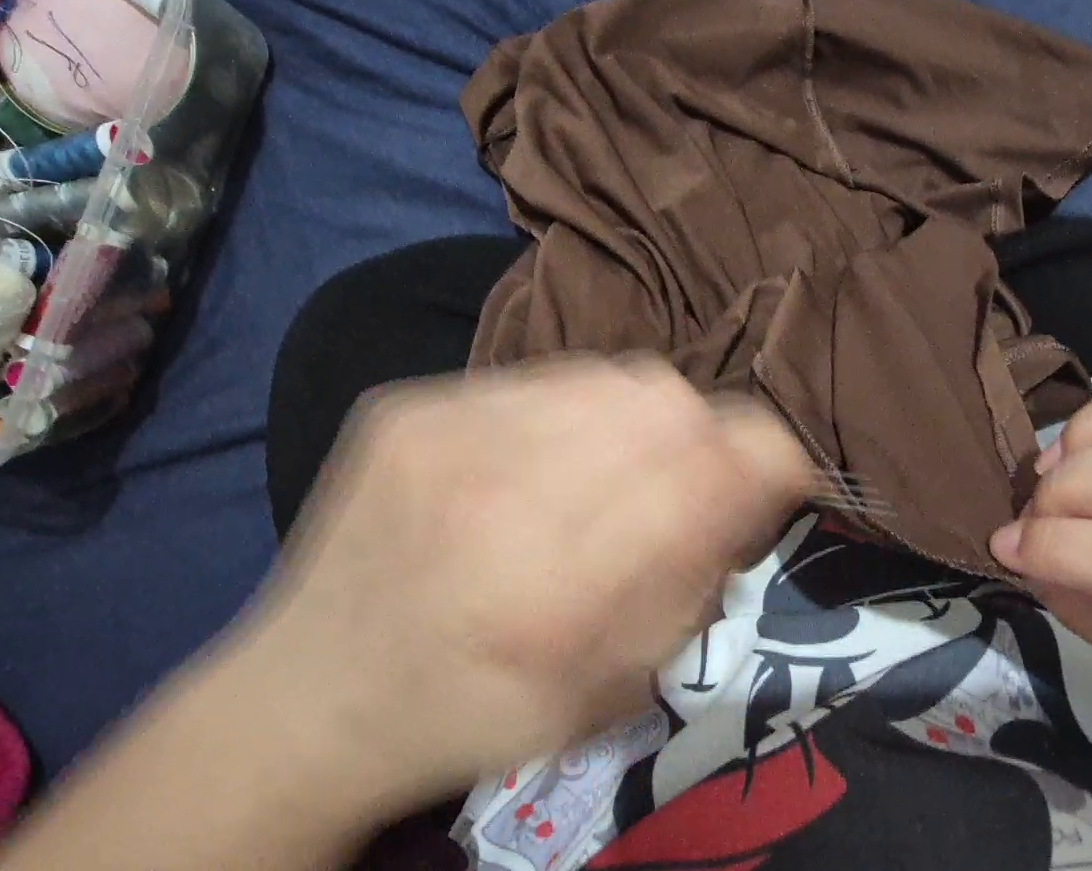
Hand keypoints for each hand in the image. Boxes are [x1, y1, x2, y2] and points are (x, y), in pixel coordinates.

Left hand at [230, 359, 809, 811]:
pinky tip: (550, 457)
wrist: (307, 695)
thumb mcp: (605, 693)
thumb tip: (755, 484)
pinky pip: (543, 375)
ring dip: (643, 417)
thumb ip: (690, 586)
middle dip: (706, 434)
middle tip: (697, 477)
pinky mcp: (411, 404)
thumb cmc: (476, 715)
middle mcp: (493, 494)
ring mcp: (441, 432)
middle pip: (662, 402)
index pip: (702, 474)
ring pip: (610, 375)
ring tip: (621, 465)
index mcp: (549, 596)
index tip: (784, 470)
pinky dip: (577, 410)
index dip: (767, 456)